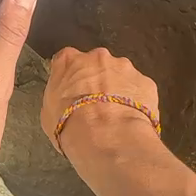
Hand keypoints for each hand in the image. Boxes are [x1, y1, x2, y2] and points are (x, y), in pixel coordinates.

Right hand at [40, 47, 161, 155]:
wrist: (106, 138)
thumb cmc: (70, 125)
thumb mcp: (49, 110)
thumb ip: (58, 93)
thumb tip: (65, 95)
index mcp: (70, 61)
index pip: (67, 60)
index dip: (71, 76)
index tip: (72, 91)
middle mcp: (98, 57)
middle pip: (97, 65)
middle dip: (96, 80)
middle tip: (94, 105)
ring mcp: (125, 68)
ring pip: (121, 75)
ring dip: (118, 90)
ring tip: (115, 115)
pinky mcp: (146, 82)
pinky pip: (139, 90)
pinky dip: (136, 101)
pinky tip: (130, 120)